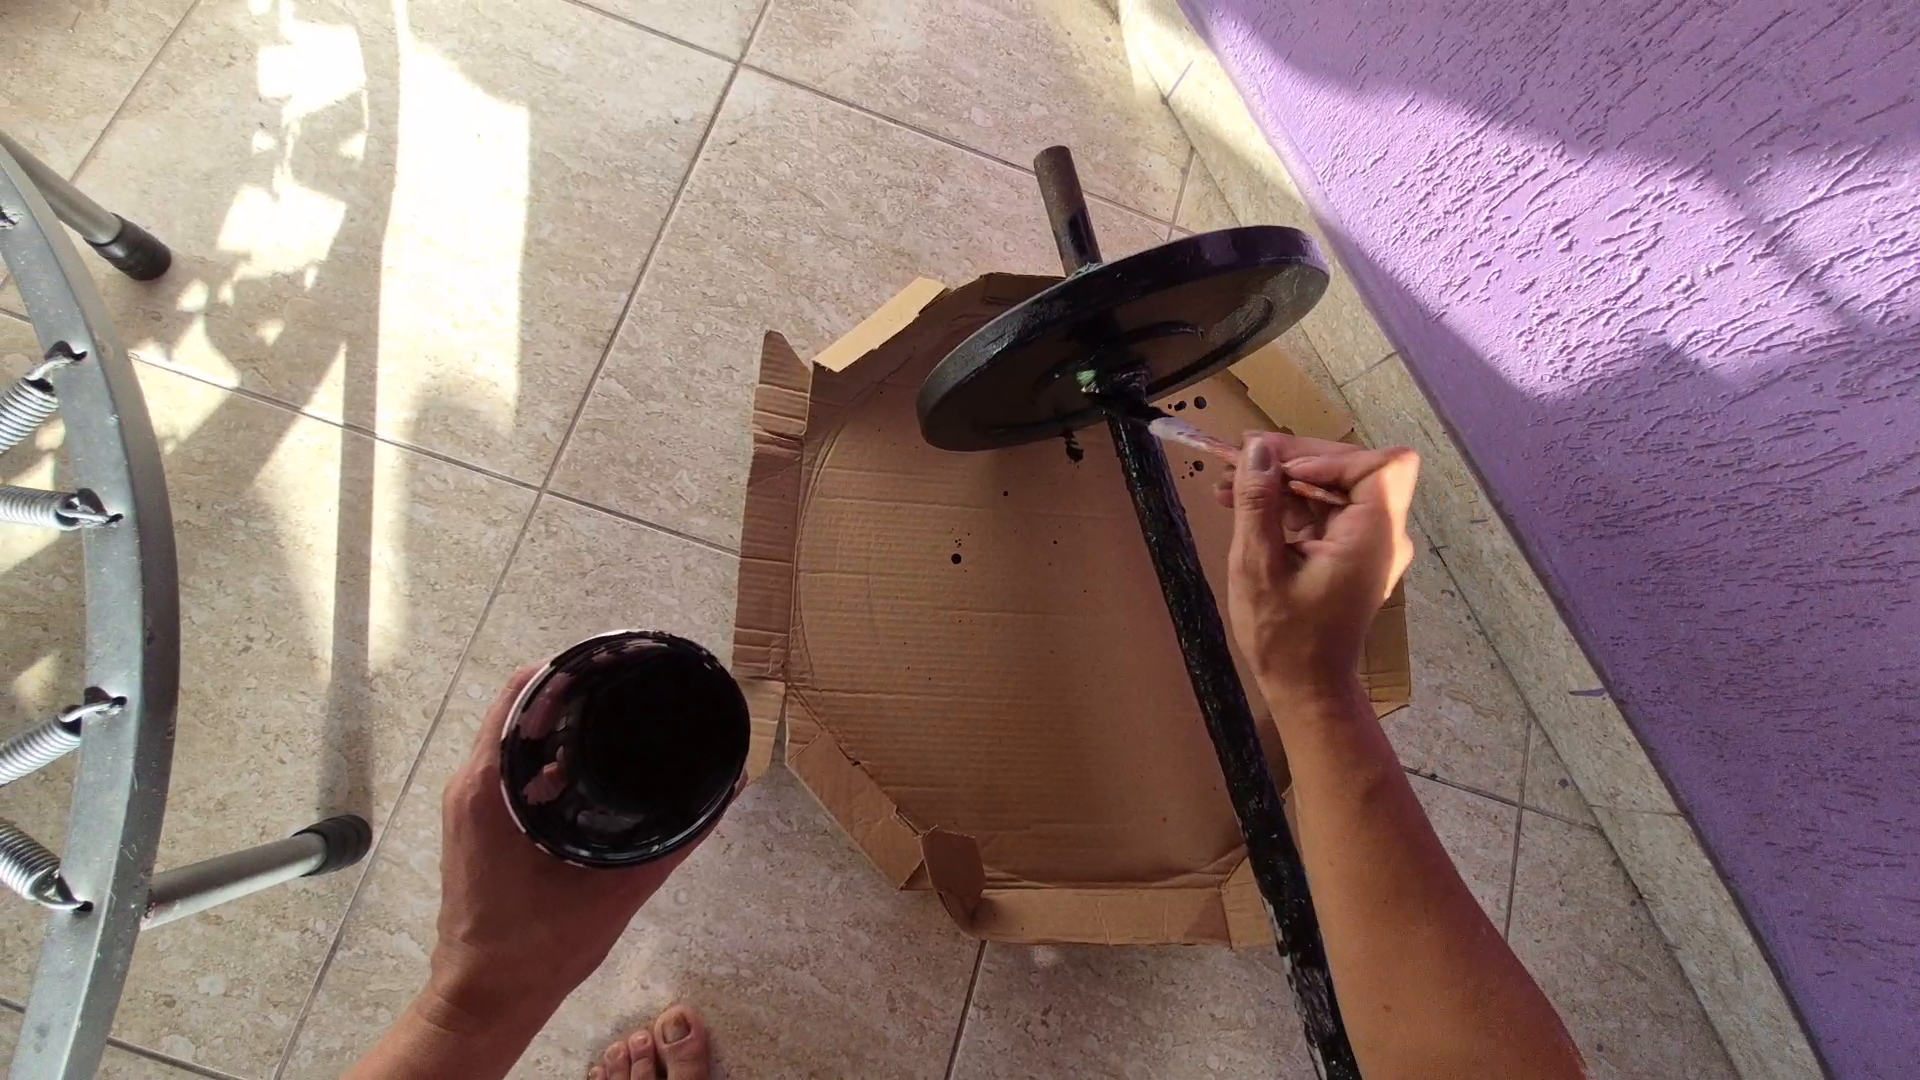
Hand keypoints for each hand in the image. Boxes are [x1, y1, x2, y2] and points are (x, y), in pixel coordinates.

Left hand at [423, 665, 722, 1033]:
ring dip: (559, 709)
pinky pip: (509, 755)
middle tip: (629, 676)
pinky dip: (546, 739)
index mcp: (492, 791)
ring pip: (511, 727)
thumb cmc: (544, 944)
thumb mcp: (623, 887)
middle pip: (518, 701)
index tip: (618, 659)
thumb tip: (730, 785)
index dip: (569, 668)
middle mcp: (473, 783)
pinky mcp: (476, 815)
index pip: (522, 696)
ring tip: (616, 701)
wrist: (487, 997)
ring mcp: (469, 799)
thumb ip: (682, 836)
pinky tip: (588, 749)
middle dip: (573, 682)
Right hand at [1213, 433, 1418, 698]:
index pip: (1376, 465)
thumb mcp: (1257, 565)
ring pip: (1333, 488)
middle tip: (1239, 460)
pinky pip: (1324, 513)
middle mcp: (1382, 534)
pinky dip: (1287, 504)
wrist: (1304, 686)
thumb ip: (1258, 503)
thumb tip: (1256, 449)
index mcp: (1372, 536)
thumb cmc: (1282, 635)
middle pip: (1351, 470)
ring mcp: (1368, 545)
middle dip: (1293, 461)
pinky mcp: (1351, 554)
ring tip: (1229, 484)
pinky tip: (1245, 506)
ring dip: (1283, 482)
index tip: (1276, 471)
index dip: (1325, 457)